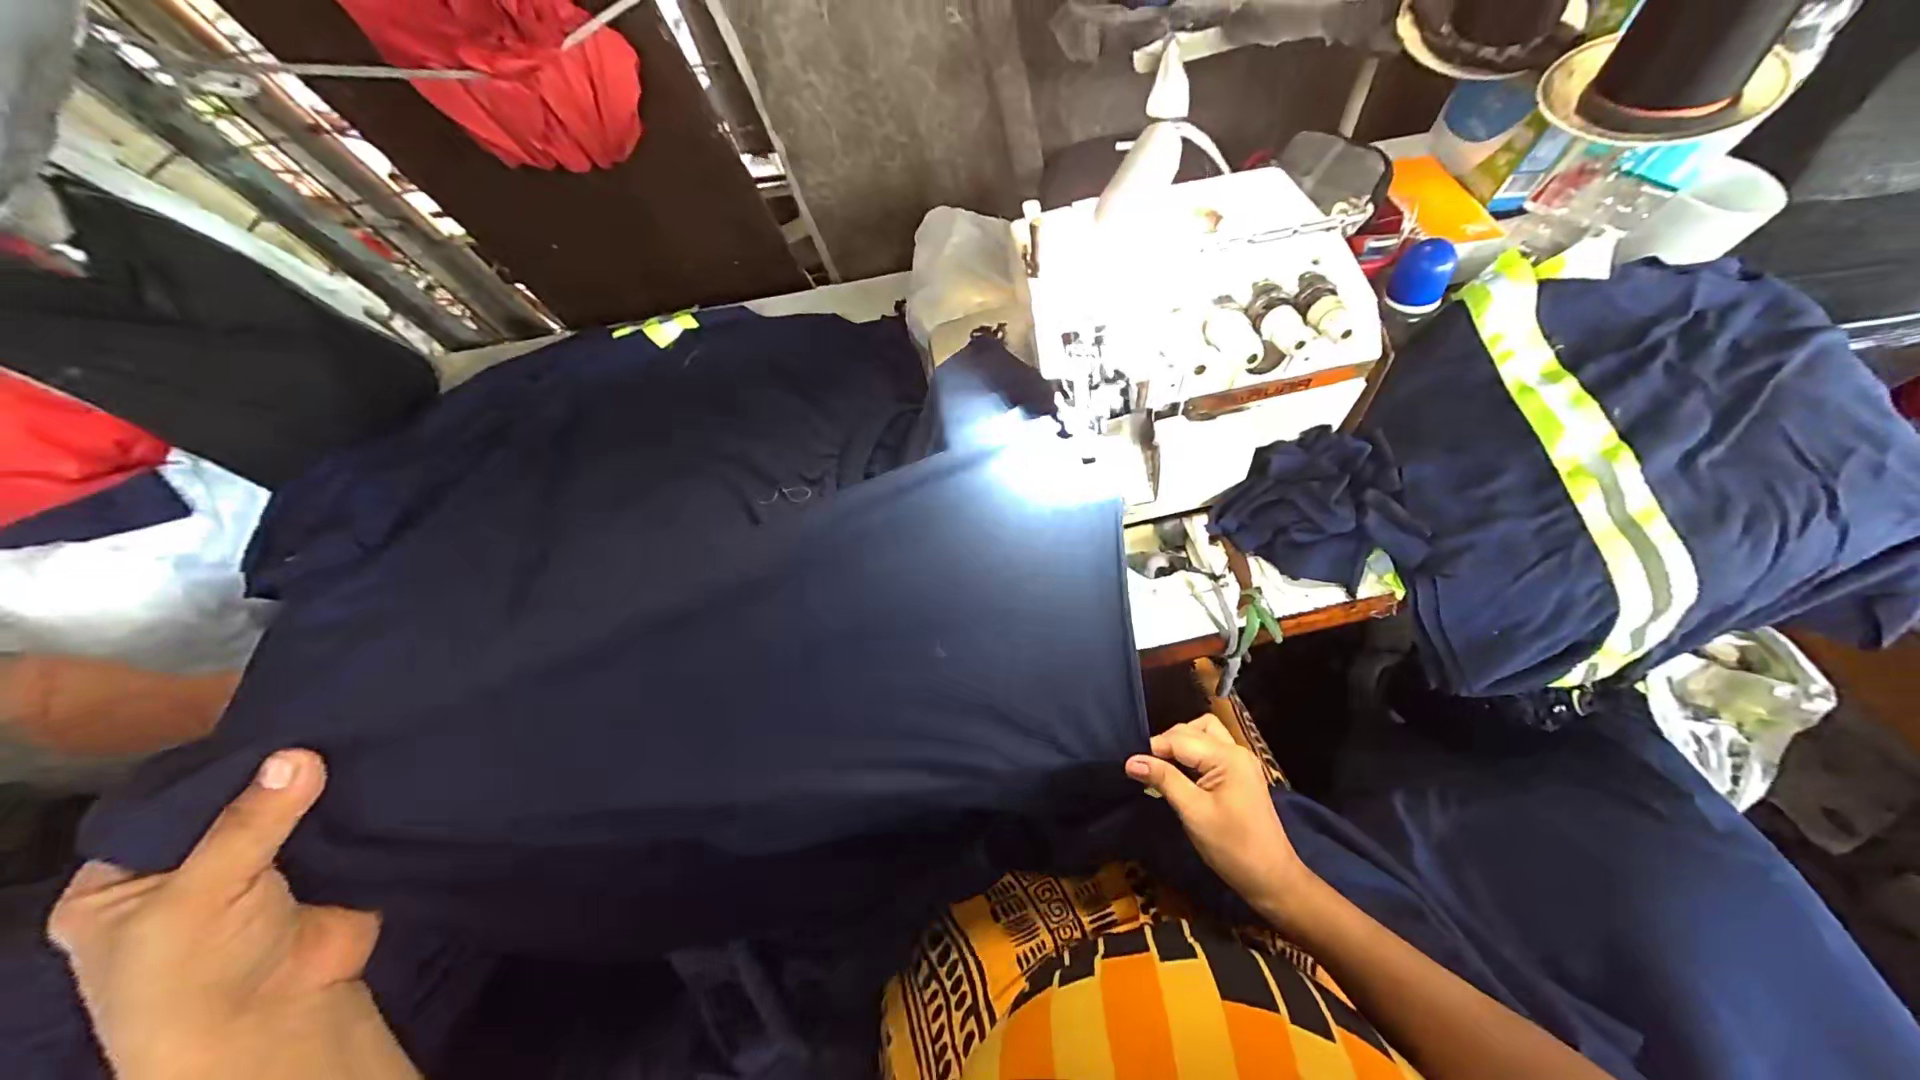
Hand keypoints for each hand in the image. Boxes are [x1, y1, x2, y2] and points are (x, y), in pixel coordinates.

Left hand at [48, 749, 418, 1079]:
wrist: (279, 1022)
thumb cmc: (195, 973)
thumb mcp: (201, 896)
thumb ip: (249, 823)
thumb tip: (299, 753)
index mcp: (121, 881)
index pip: (168, 803)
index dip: (217, 766)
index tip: (273, 722)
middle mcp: (188, 868)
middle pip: (236, 802)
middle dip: (278, 770)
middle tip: (325, 719)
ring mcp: (262, 868)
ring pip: (292, 810)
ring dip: (324, 783)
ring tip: (358, 732)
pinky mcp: (323, 866)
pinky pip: (339, 823)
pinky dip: (356, 801)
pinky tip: (378, 766)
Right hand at [1126, 715, 1315, 922]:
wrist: (1272, 879)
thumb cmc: (1232, 847)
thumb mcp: (1193, 812)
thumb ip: (1163, 780)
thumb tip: (1131, 761)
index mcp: (1227, 757)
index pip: (1179, 739)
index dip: (1152, 749)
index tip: (1130, 766)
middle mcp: (1235, 751)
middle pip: (1191, 730)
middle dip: (1165, 744)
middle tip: (1145, 769)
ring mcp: (1240, 762)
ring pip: (1203, 734)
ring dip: (1179, 744)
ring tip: (1162, 768)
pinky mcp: (1240, 775)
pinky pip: (1210, 750)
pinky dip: (1191, 754)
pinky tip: (1179, 774)